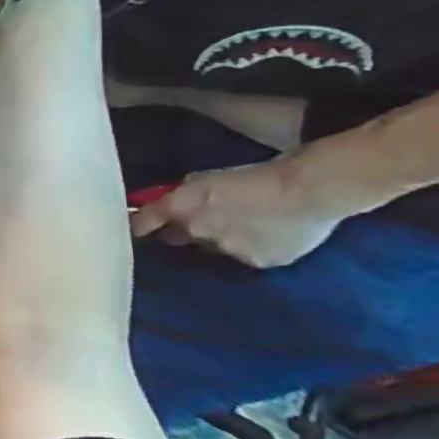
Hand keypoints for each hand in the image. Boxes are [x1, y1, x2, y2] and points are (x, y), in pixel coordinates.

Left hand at [130, 156, 370, 268]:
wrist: (306, 190)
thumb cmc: (253, 174)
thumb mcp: (206, 178)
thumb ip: (186, 194)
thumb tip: (175, 203)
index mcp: (181, 208)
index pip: (145, 222)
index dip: (137, 226)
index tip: (133, 230)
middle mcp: (197, 233)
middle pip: (178, 238)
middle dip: (181, 232)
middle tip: (197, 222)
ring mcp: (227, 252)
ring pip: (212, 249)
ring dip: (218, 240)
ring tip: (243, 225)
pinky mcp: (256, 264)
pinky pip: (244, 257)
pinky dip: (249, 248)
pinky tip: (266, 236)